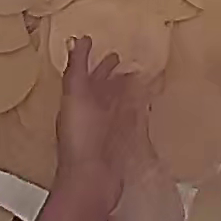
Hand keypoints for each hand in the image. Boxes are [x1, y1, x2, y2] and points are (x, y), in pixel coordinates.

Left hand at [55, 36, 136, 208]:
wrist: (91, 181)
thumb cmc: (81, 136)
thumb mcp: (75, 95)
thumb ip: (76, 68)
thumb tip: (76, 40)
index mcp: (77, 102)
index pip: (88, 77)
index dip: (98, 64)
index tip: (112, 51)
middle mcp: (89, 115)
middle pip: (102, 90)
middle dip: (112, 75)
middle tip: (127, 61)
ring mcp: (103, 131)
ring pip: (114, 104)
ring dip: (124, 91)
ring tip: (139, 78)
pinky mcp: (117, 145)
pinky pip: (127, 121)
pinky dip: (135, 111)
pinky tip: (145, 107)